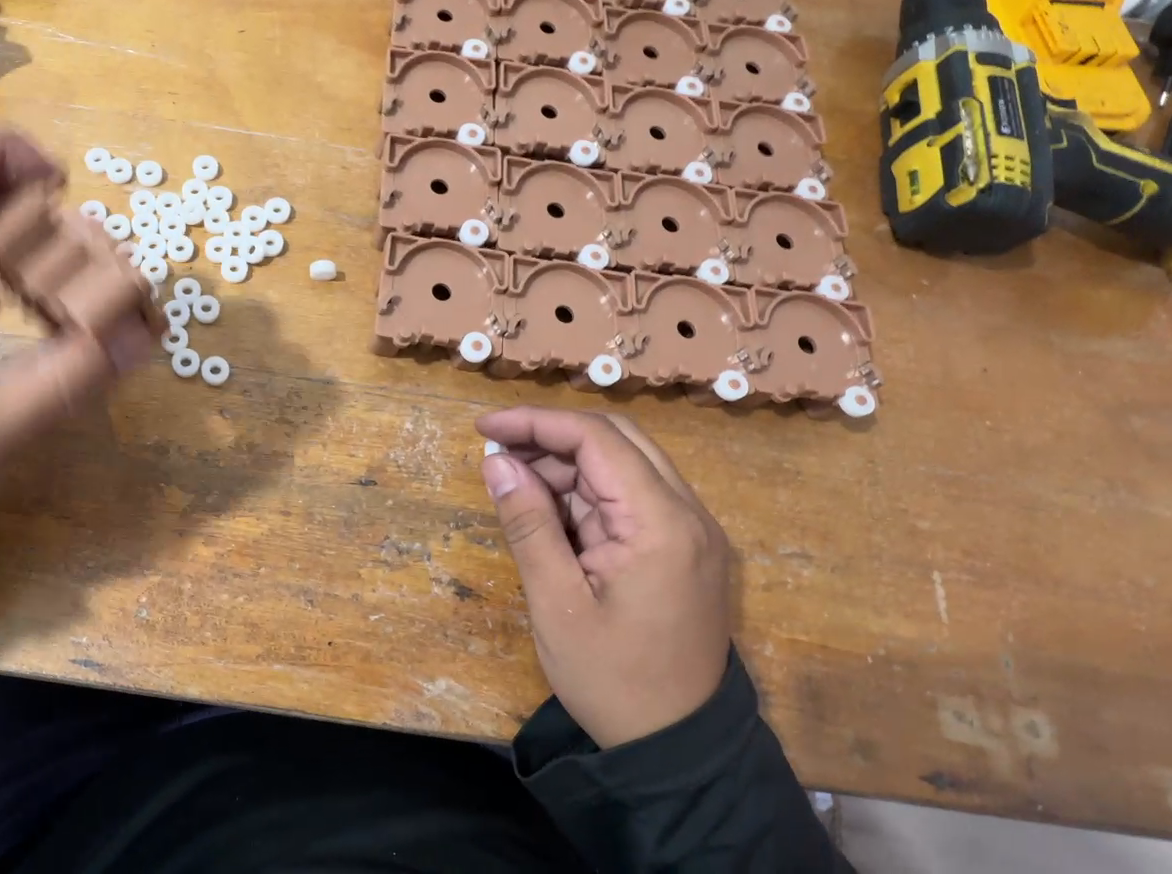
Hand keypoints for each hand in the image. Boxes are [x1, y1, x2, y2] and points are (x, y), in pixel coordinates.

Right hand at [477, 409, 731, 747]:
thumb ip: (527, 524)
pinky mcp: (680, 547)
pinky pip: (630, 496)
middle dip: (551, 435)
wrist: (677, 749)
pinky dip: (584, 492)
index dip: (535, 422)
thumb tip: (495, 462)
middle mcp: (686, 512)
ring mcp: (689, 530)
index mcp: (661, 523)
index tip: (483, 427)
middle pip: (616, 439)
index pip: (597, 438)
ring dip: (566, 463)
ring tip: (511, 480)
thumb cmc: (612, 679)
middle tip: (495, 450)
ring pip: (623, 463)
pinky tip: (546, 507)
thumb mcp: (556, 603)